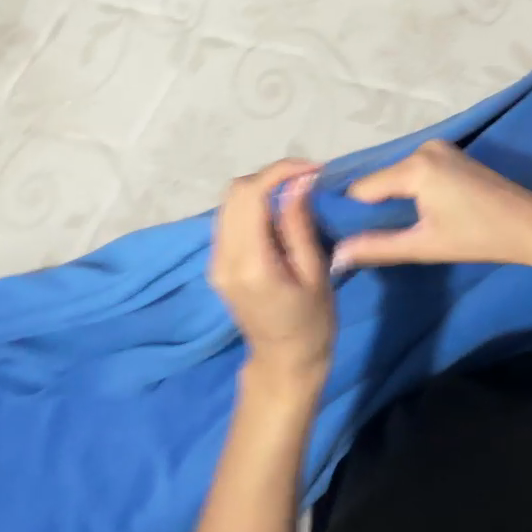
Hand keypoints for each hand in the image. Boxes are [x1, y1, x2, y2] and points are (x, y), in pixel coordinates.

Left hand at [210, 160, 335, 384]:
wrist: (284, 362)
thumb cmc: (311, 322)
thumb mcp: (315, 273)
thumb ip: (299, 225)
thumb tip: (299, 181)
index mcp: (250, 263)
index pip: (252, 195)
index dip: (280, 172)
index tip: (313, 170)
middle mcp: (223, 258)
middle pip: (235, 192)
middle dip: (271, 176)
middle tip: (307, 181)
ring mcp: (215, 261)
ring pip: (229, 201)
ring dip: (262, 188)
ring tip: (296, 193)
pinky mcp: (217, 263)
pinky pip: (230, 218)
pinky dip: (254, 204)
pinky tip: (279, 212)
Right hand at [331, 140, 531, 270]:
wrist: (531, 224)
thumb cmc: (479, 237)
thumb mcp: (425, 246)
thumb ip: (378, 247)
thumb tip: (336, 254)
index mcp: (415, 167)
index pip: (363, 188)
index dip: (350, 213)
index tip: (341, 235)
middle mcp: (423, 148)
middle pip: (379, 179)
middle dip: (370, 206)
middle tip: (362, 236)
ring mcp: (439, 148)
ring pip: (396, 175)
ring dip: (389, 198)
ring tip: (385, 228)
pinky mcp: (450, 154)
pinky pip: (414, 170)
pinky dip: (407, 189)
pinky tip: (411, 213)